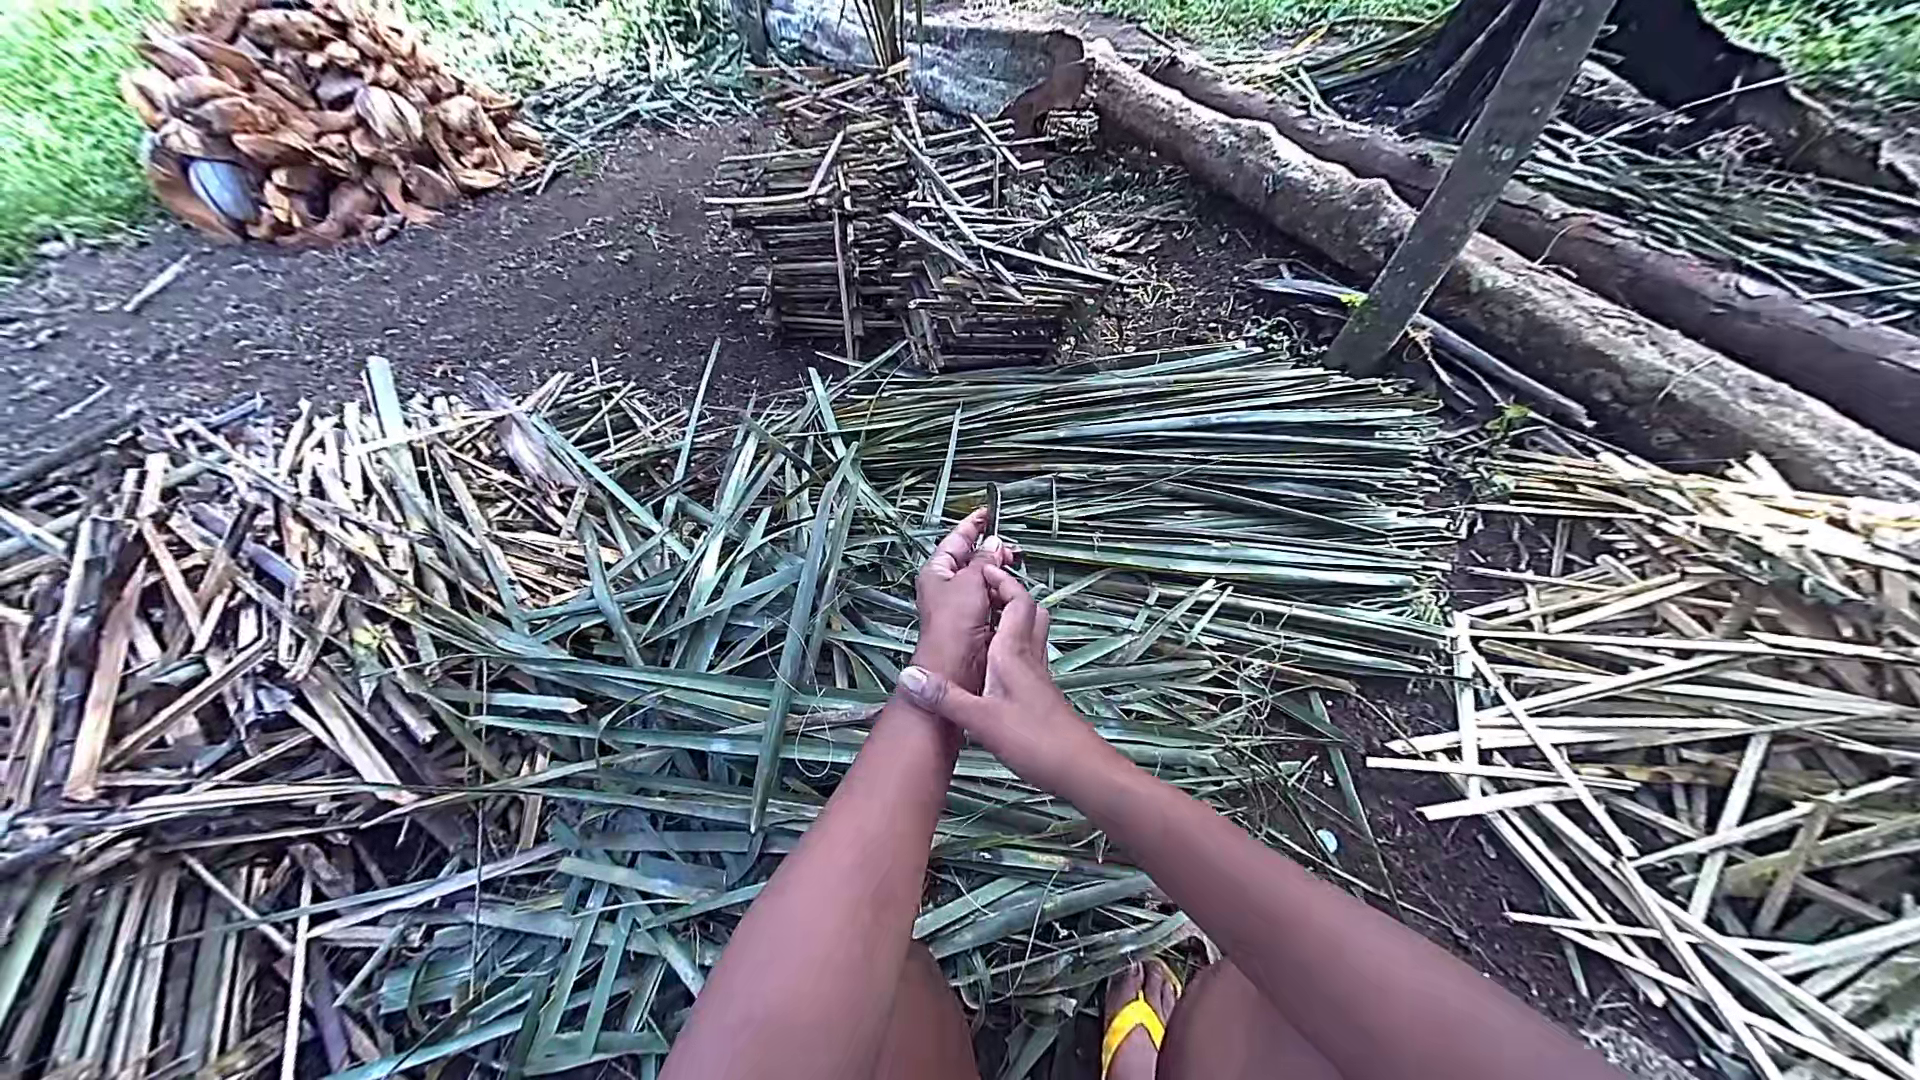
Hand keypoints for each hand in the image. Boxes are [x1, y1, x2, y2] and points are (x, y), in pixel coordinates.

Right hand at [897, 563, 1122, 796]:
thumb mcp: (981, 720)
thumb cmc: (1034, 741)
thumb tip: (907, 675)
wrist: (1079, 768)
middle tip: (983, 591)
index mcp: (1014, 653)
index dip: (1002, 581)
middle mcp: (1029, 656)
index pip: (1016, 601)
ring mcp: (1038, 674)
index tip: (982, 569)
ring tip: (985, 618)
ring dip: (1013, 616)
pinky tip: (995, 660)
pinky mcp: (1041, 691)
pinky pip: (1029, 653)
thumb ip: (944, 697)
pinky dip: (1013, 642)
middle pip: (1029, 610)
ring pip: (1032, 631)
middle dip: (1008, 593)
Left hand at [911, 507, 1016, 693]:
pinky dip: (1002, 592)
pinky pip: (993, 599)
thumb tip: (993, 544)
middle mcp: (947, 586)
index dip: (972, 526)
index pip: (955, 540)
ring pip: (985, 579)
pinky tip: (1011, 591)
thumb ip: (984, 561)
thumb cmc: (952, 625)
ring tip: (1011, 568)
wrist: (956, 666)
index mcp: (937, 572)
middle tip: (1008, 548)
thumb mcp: (970, 582)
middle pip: (972, 560)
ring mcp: (963, 604)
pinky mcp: (977, 620)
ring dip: (998, 573)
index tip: (986, 513)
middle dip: (991, 552)